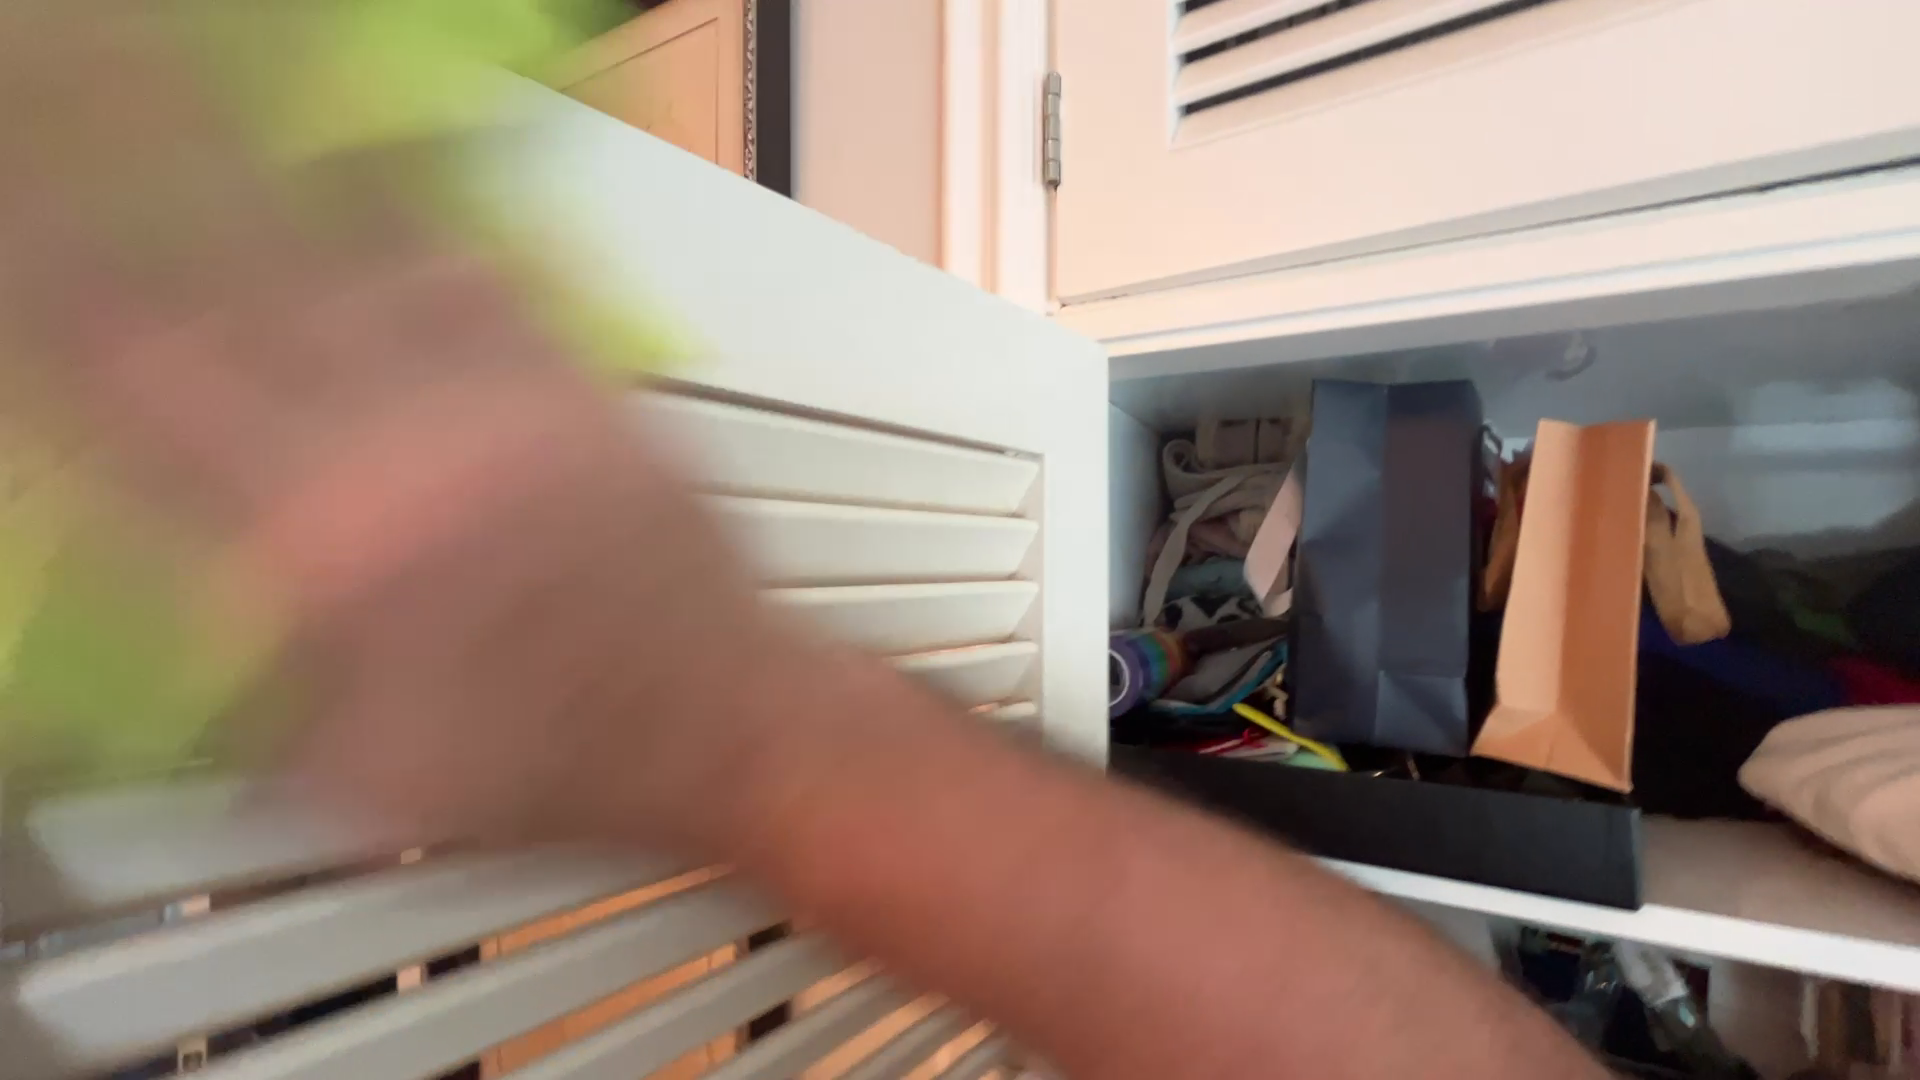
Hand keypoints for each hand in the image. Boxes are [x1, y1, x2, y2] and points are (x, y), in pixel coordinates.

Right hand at [0, 5, 804, 849]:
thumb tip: (215, 601)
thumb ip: (266, 674)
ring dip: (307, 180)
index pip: (135, 372)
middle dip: (153, 159)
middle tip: (97, 64)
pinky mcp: (609, 407)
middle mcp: (421, 442)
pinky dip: (447, 249)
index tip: (21, 219)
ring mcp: (526, 408)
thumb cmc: (561, 765)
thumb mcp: (370, 768)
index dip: (54, 270)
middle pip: (250, 269)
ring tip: (240, 109)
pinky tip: (419, 227)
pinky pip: (516, 299)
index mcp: (326, 538)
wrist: (723, 715)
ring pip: (389, 257)